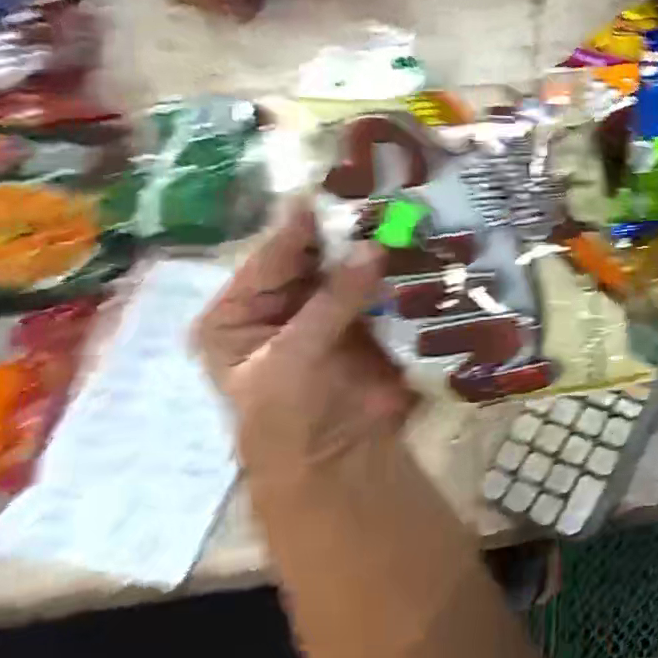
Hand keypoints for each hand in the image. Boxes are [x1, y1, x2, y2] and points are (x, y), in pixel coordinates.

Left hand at [194, 201, 417, 455]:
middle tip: (382, 199)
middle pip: (313, 258)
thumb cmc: (288, 416)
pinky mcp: (369, 325)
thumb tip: (374, 248)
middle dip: (345, 234)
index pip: (271, 256)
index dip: (300, 226)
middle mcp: (281, 305)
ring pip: (351, 271)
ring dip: (375, 250)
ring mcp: (328, 314)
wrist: (337, 466)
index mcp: (238, 311)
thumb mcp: (294, 358)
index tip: (336, 192)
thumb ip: (333, 301)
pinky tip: (419, 250)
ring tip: (405, 215)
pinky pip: (381, 292)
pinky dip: (397, 275)